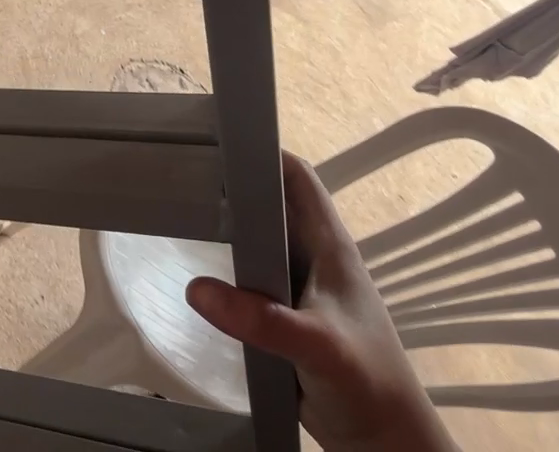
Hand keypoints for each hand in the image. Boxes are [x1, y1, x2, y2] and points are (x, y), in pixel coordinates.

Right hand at [185, 155, 457, 451]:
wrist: (382, 444)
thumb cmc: (367, 385)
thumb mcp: (318, 348)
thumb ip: (263, 320)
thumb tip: (195, 288)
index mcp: (328, 245)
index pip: (296, 176)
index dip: (262, 149)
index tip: (214, 136)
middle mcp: (311, 254)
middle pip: (268, 198)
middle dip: (230, 179)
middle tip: (179, 170)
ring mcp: (296, 282)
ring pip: (254, 233)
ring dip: (223, 220)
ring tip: (176, 206)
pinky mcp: (280, 310)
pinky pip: (245, 270)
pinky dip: (220, 259)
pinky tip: (193, 261)